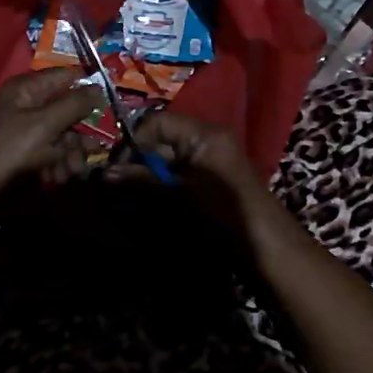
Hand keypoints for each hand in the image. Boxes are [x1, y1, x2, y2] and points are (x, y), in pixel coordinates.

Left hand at [0, 69, 101, 194]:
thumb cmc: (10, 149)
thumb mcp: (45, 123)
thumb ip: (75, 104)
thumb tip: (99, 88)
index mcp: (27, 88)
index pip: (65, 77)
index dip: (87, 89)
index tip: (108, 106)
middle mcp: (28, 105)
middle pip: (68, 110)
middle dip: (80, 134)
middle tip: (91, 151)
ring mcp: (27, 130)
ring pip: (64, 136)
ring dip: (71, 155)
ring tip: (69, 172)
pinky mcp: (28, 154)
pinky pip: (52, 154)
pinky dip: (58, 166)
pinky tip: (55, 179)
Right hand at [132, 111, 279, 239]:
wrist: (267, 251)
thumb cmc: (225, 213)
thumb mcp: (181, 194)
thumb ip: (143, 180)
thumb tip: (105, 173)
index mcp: (204, 134)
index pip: (158, 121)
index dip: (135, 140)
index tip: (118, 165)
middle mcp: (207, 140)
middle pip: (161, 138)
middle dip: (139, 158)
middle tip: (118, 181)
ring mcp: (209, 160)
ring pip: (166, 157)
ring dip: (148, 174)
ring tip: (129, 192)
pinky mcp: (209, 181)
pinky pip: (177, 173)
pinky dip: (162, 183)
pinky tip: (150, 199)